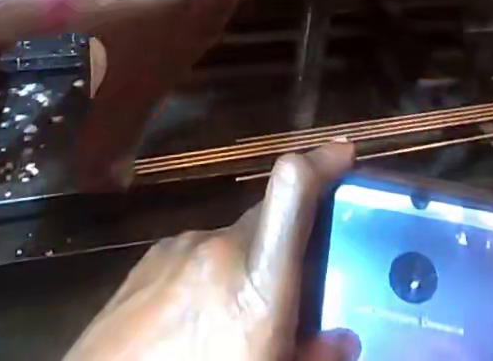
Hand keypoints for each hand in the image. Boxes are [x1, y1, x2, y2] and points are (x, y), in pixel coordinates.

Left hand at [62, 142, 360, 360]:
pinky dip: (208, 278)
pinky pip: (196, 256)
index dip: (321, 161)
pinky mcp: (147, 260)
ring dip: (244, 269)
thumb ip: (311, 355)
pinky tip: (194, 324)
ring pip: (232, 243)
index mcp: (257, 284)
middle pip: (269, 220)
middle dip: (288, 246)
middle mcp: (219, 249)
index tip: (345, 152)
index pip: (293, 189)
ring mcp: (179, 249)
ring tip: (234, 325)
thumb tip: (342, 338)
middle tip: (295, 293)